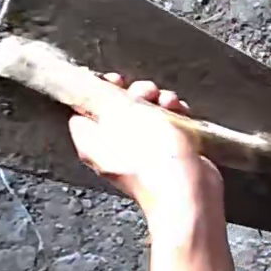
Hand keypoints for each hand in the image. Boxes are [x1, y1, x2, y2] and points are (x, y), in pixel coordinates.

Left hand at [68, 73, 217, 216]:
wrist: (186, 189)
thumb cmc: (149, 153)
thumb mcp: (118, 112)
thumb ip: (99, 95)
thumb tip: (85, 88)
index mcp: (92, 141)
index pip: (85, 109)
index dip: (100, 91)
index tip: (117, 81)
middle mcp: (114, 147)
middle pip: (119, 109)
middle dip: (137, 94)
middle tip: (147, 93)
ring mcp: (143, 152)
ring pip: (148, 115)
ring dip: (160, 102)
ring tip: (170, 102)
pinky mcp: (168, 155)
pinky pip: (169, 127)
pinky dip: (176, 116)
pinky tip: (182, 112)